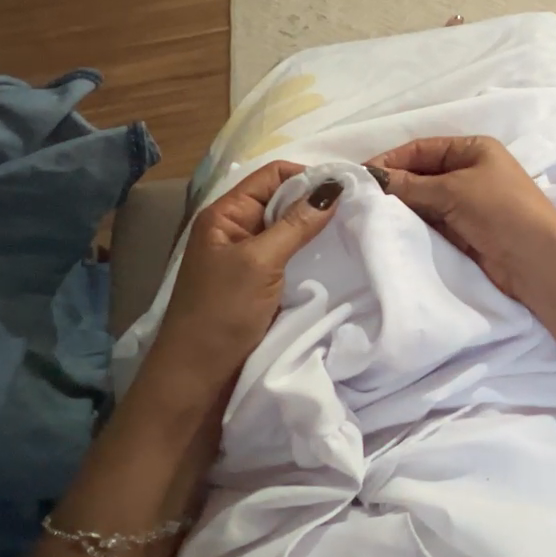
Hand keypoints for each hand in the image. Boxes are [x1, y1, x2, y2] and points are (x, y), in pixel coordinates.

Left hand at [140, 162, 340, 399]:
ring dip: (317, 229)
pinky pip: (292, 254)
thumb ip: (297, 223)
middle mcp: (236, 229)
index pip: (273, 175)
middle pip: (283, 198)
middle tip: (358, 209)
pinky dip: (312, 252)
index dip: (309, 176)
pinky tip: (335, 256)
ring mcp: (248, 257)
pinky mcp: (261, 282)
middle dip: (317, 201)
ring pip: (290, 228)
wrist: (197, 382)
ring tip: (352, 230)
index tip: (348, 188)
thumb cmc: (221, 314)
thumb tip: (334, 187)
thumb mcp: (260, 262)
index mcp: (225, 214)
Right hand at [368, 136, 555, 299]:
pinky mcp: (464, 231)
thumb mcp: (453, 190)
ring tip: (367, 215)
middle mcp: (470, 171)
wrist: (535, 260)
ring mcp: (467, 202)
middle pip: (421, 173)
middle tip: (357, 199)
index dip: (391, 159)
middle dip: (393, 184)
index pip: (422, 148)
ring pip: (423, 199)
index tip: (359, 176)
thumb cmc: (500, 210)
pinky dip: (412, 224)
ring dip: (400, 206)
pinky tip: (389, 230)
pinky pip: (431, 221)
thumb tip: (372, 179)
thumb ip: (411, 185)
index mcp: (473, 149)